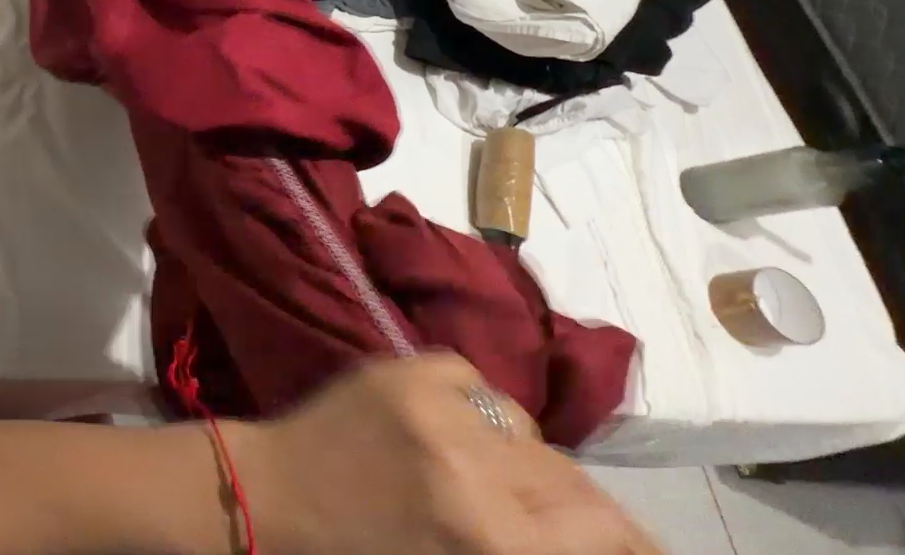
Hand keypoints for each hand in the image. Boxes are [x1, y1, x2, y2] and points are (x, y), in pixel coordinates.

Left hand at [233, 354, 663, 553]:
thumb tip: (589, 530)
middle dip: (576, 505)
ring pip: (522, 427)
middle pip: (570, 479)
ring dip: (517, 455)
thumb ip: (528, 544)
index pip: (604, 528)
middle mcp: (470, 468)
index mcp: (490, 538)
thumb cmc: (361, 552)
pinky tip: (448, 425)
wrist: (272, 496)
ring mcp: (431, 408)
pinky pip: (470, 378)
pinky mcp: (399, 369)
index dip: (629, 539)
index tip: (633, 544)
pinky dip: (473, 404)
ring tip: (484, 471)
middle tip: (560, 518)